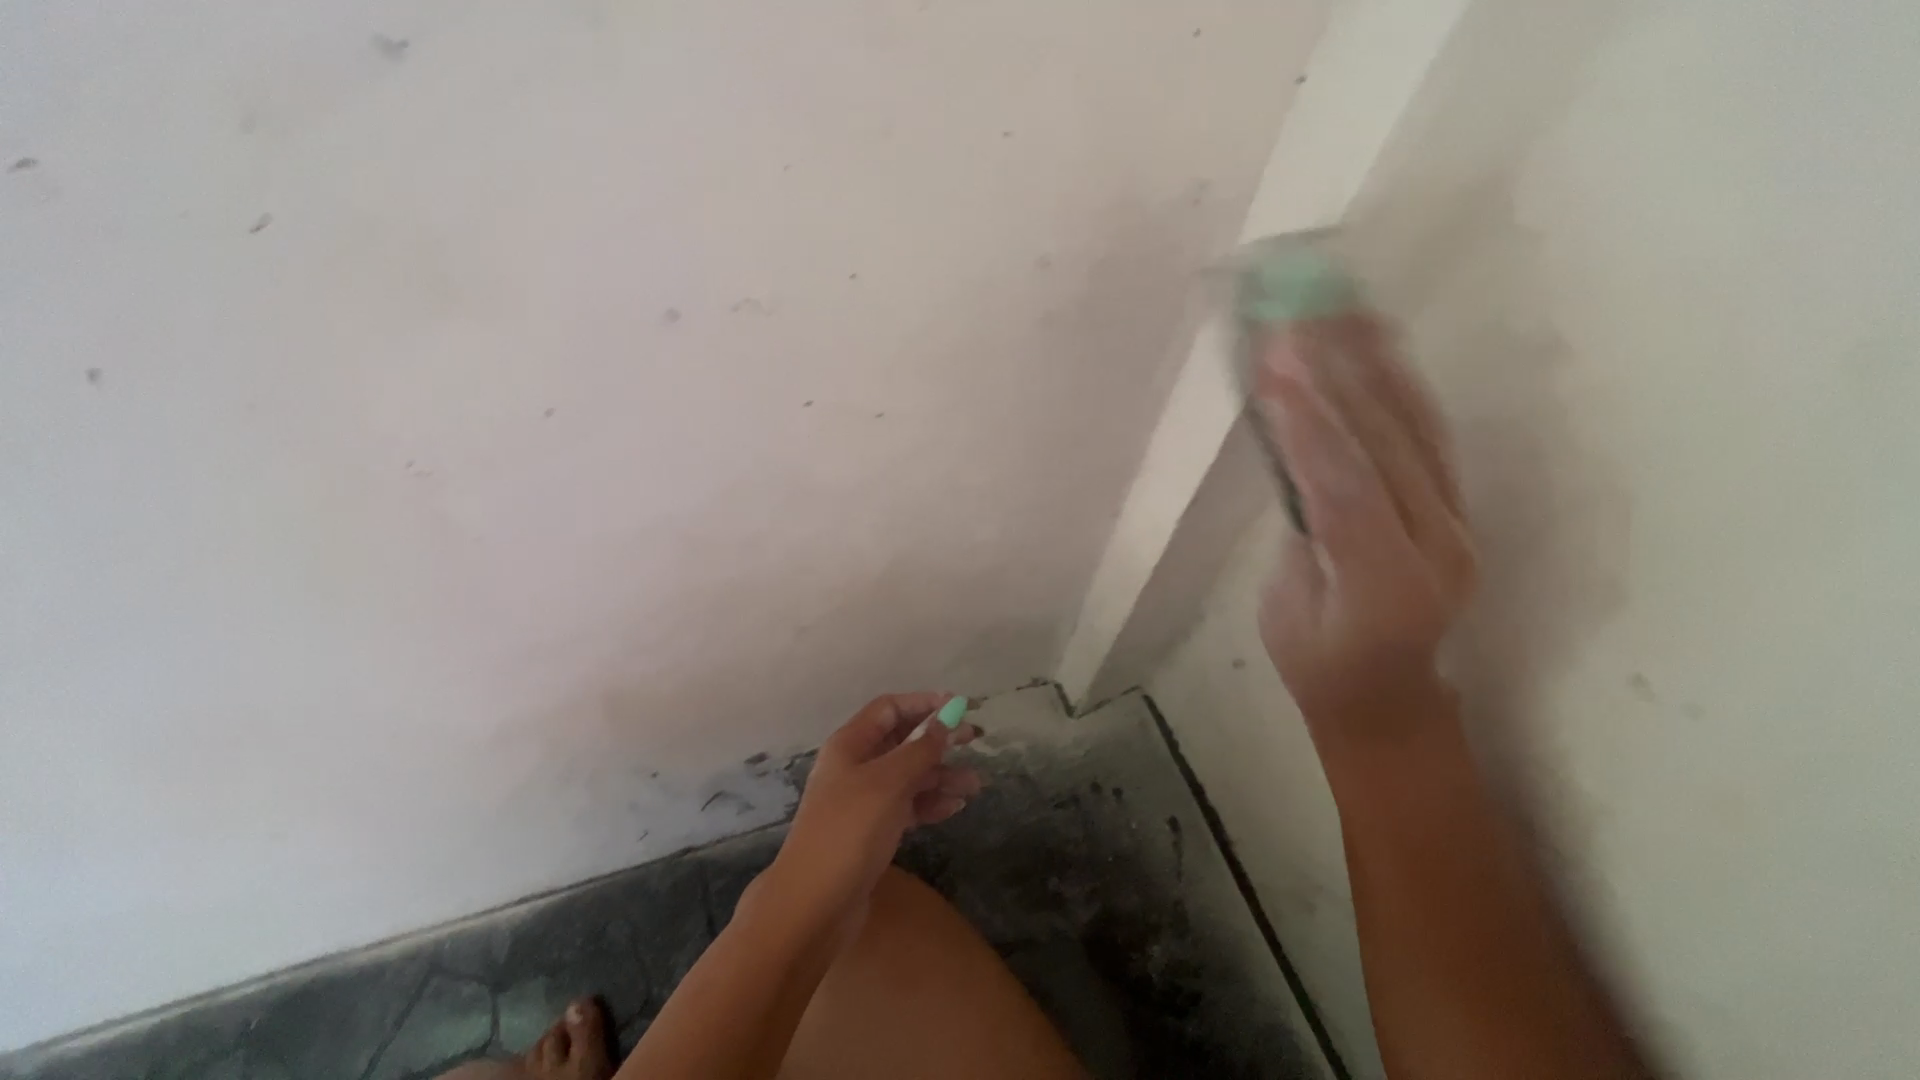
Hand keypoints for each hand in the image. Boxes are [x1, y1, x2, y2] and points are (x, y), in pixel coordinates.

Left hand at [766, 693, 981, 922]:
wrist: (815, 904)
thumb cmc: (849, 831)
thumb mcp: (888, 783)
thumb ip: (919, 749)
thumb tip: (946, 719)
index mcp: (850, 745)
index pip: (889, 709)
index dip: (923, 704)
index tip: (960, 706)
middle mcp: (855, 767)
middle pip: (901, 741)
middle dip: (938, 739)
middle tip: (976, 740)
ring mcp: (863, 801)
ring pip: (909, 776)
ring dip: (941, 776)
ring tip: (975, 786)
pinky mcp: (872, 831)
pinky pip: (907, 806)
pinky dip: (930, 803)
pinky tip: (954, 808)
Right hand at [1251, 314, 1475, 740]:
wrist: (1388, 695)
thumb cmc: (1318, 664)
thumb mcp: (1286, 612)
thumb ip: (1301, 536)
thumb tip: (1300, 458)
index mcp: (1386, 583)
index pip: (1346, 488)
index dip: (1309, 425)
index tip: (1274, 365)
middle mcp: (1437, 545)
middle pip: (1388, 446)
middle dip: (1337, 378)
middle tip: (1299, 318)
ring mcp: (1457, 521)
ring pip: (1418, 430)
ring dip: (1376, 366)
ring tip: (1342, 309)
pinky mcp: (1458, 507)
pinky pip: (1430, 437)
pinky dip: (1399, 387)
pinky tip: (1376, 346)